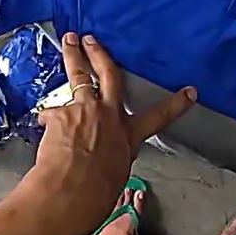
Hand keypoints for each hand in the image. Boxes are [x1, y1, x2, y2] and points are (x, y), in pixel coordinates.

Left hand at [16, 32, 194, 234]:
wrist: (66, 195)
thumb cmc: (93, 195)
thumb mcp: (116, 175)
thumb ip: (114, 155)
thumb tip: (105, 153)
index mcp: (129, 136)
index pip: (159, 117)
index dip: (176, 105)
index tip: (189, 92)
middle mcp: (110, 117)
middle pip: (110, 76)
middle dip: (101, 54)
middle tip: (92, 39)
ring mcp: (86, 111)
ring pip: (80, 77)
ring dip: (73, 57)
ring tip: (68, 42)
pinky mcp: (61, 115)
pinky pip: (53, 112)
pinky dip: (50, 119)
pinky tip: (45, 127)